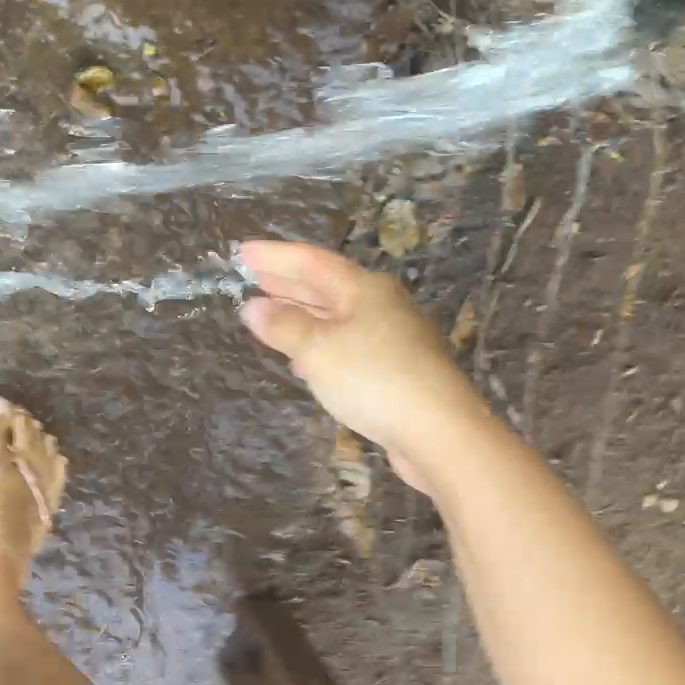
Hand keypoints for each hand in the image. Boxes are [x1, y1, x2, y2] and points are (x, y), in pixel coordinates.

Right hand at [239, 240, 496, 492]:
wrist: (441, 433)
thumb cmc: (374, 378)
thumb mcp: (317, 349)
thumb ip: (282, 326)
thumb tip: (252, 308)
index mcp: (363, 288)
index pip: (310, 261)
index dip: (275, 256)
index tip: (243, 251)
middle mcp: (379, 304)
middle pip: (325, 285)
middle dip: (286, 282)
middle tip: (252, 276)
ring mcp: (391, 337)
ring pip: (335, 316)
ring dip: (300, 313)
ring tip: (268, 312)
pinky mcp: (395, 369)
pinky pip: (345, 343)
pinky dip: (317, 342)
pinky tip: (302, 358)